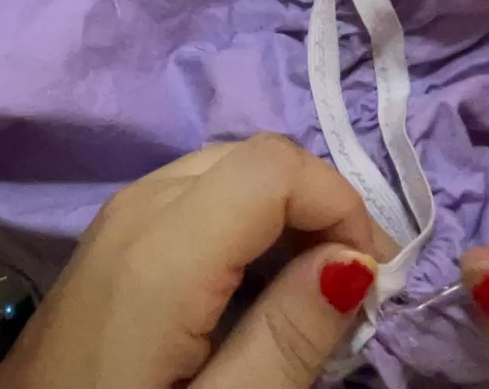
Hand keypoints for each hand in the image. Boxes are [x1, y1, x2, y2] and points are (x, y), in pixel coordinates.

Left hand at [0, 134, 397, 388]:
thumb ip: (290, 333)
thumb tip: (356, 259)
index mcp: (163, 245)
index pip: (274, 163)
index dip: (338, 202)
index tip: (374, 275)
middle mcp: (139, 203)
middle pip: (252, 156)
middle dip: (316, 204)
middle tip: (353, 285)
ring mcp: (120, 211)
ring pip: (226, 169)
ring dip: (283, 212)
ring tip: (311, 288)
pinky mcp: (114, 231)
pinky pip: (196, 193)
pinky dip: (244, 218)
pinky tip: (254, 281)